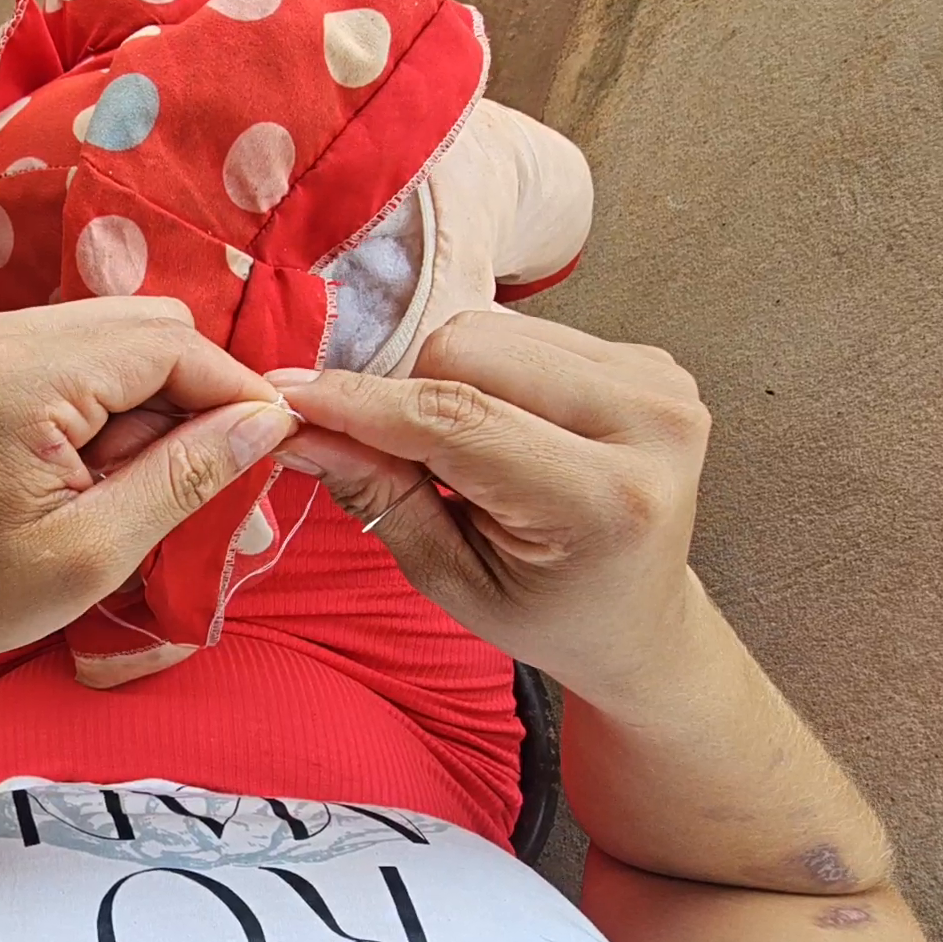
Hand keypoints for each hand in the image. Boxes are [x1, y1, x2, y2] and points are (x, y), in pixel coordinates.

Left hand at [0, 297, 294, 719]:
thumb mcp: (96, 549)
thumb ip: (187, 474)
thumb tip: (267, 420)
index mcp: (29, 373)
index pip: (173, 344)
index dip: (237, 391)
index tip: (274, 449)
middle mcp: (10, 333)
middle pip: (153, 330)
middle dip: (195, 400)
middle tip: (195, 484)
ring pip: (125, 344)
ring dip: (157, 409)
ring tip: (140, 488)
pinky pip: (88, 364)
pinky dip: (119, 411)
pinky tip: (106, 471)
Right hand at [270, 310, 711, 705]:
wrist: (631, 613)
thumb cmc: (533, 607)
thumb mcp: (439, 572)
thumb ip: (373, 493)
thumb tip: (296, 433)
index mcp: (600, 498)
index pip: (451, 419)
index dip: (356, 403)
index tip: (285, 398)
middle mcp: (648, 421)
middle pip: (463, 348)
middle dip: (402, 395)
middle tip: (399, 454)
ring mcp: (657, 379)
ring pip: (482, 328)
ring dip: (435, 381)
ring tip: (452, 447)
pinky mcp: (647, 358)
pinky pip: (513, 329)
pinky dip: (471, 372)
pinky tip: (491, 424)